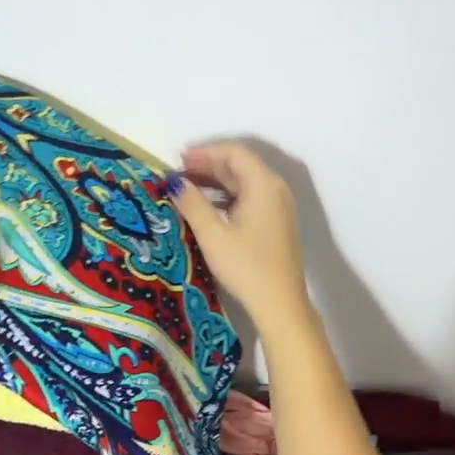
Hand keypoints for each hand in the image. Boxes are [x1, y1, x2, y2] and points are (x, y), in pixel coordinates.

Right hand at [165, 142, 312, 333]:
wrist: (279, 302)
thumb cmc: (245, 266)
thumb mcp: (213, 234)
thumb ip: (193, 204)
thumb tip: (176, 183)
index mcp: (263, 184)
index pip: (233, 153)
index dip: (205, 152)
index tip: (178, 159)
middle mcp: (275, 189)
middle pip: (240, 166)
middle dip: (208, 165)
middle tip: (178, 172)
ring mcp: (278, 207)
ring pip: (244, 183)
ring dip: (216, 182)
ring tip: (188, 189)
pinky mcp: (276, 224)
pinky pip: (250, 199)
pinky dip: (227, 197)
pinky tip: (209, 208)